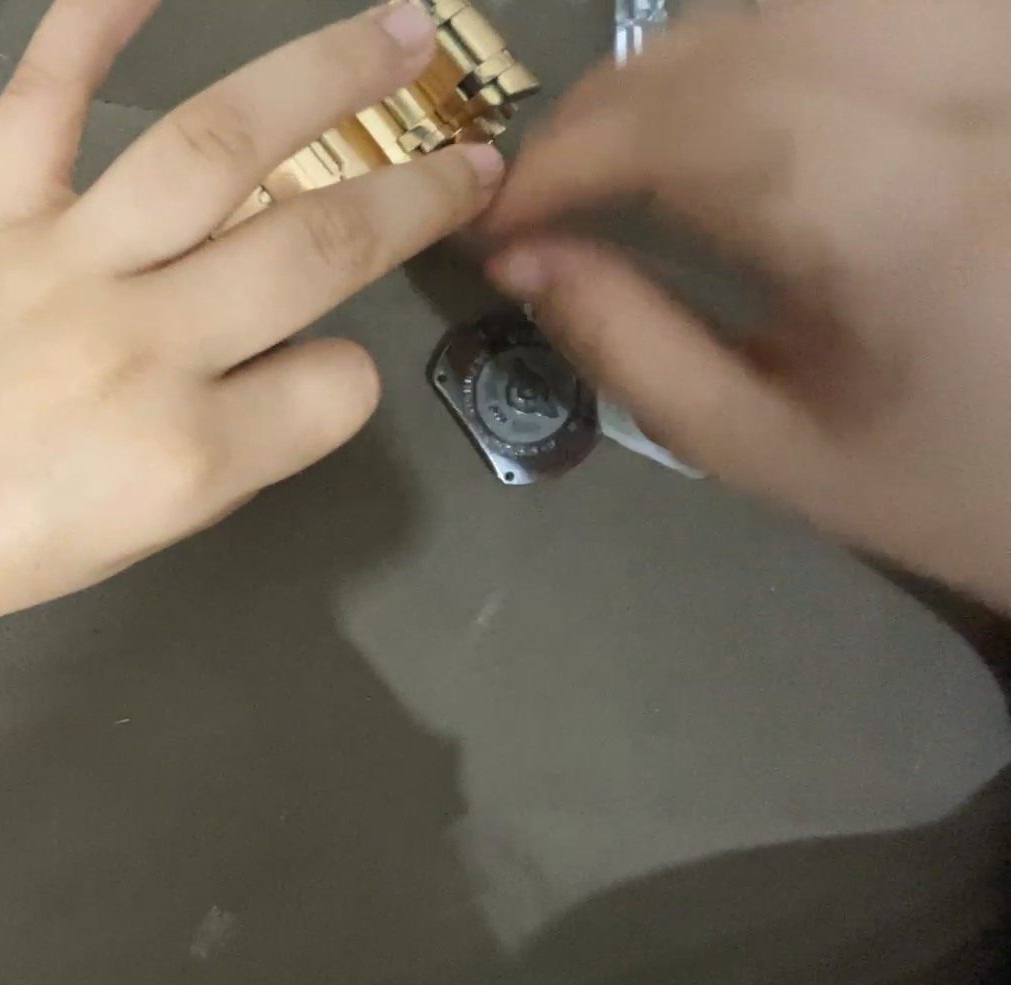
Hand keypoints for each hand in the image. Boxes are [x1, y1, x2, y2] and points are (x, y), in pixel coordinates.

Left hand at [0, 0, 502, 655]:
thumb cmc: (2, 556)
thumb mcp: (147, 533)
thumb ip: (238, 449)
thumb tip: (298, 361)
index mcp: (191, 456)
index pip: (336, 390)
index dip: (346, 380)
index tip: (324, 368)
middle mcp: (144, 349)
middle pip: (315, 246)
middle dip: (411, 197)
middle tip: (465, 158)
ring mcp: (63, 270)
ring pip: (214, 146)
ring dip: (326, 74)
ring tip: (404, 29)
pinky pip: (43, 102)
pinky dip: (93, 20)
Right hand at [483, 0, 1010, 608]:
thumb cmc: (928, 472)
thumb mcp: (742, 439)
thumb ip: (619, 342)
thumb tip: (517, 259)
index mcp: (907, 227)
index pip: (697, 129)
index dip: (566, 157)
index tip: (492, 221)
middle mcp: (982, 108)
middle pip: (743, 43)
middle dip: (597, 112)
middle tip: (533, 190)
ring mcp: (1009, 73)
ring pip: (806, 4)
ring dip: (668, 70)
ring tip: (606, 149)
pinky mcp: (1005, 72)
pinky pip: (873, 12)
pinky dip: (755, 43)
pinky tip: (711, 107)